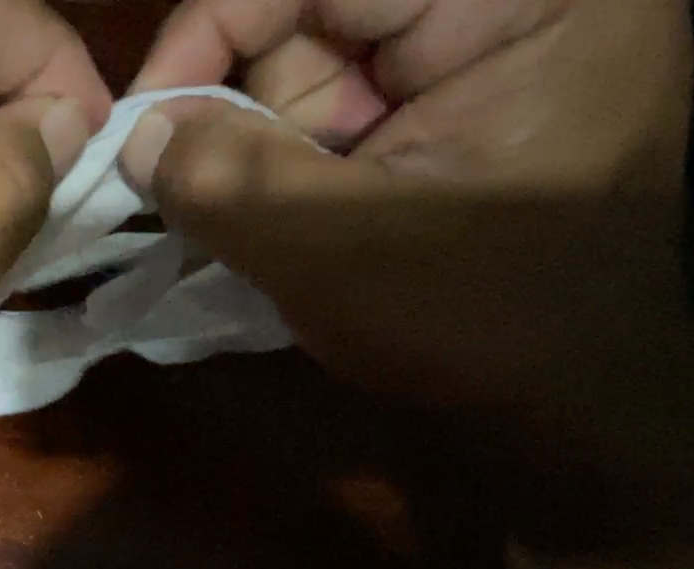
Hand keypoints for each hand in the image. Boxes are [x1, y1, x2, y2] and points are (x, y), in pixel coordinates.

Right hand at [116, 0, 693, 547]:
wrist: (561, 404)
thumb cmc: (473, 323)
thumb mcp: (333, 251)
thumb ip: (229, 181)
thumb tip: (132, 135)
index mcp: (526, 4)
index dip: (217, 26)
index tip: (141, 117)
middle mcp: (506, 11)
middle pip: (317, 16)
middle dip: (232, 96)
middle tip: (171, 179)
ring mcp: (476, 62)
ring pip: (311, 69)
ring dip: (248, 139)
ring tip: (224, 213)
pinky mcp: (442, 115)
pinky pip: (329, 114)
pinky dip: (273, 162)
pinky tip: (259, 214)